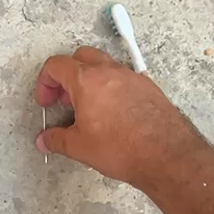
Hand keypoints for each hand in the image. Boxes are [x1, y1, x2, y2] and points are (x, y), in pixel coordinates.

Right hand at [35, 47, 208, 192]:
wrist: (168, 157)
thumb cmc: (125, 147)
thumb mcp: (79, 147)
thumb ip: (56, 139)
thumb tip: (46, 140)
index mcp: (86, 80)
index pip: (56, 65)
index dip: (45, 83)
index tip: (47, 101)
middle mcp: (110, 72)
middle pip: (80, 56)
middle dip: (67, 74)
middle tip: (65, 98)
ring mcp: (132, 77)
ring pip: (104, 64)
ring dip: (90, 78)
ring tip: (88, 105)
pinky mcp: (149, 87)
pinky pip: (123, 77)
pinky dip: (111, 87)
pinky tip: (111, 112)